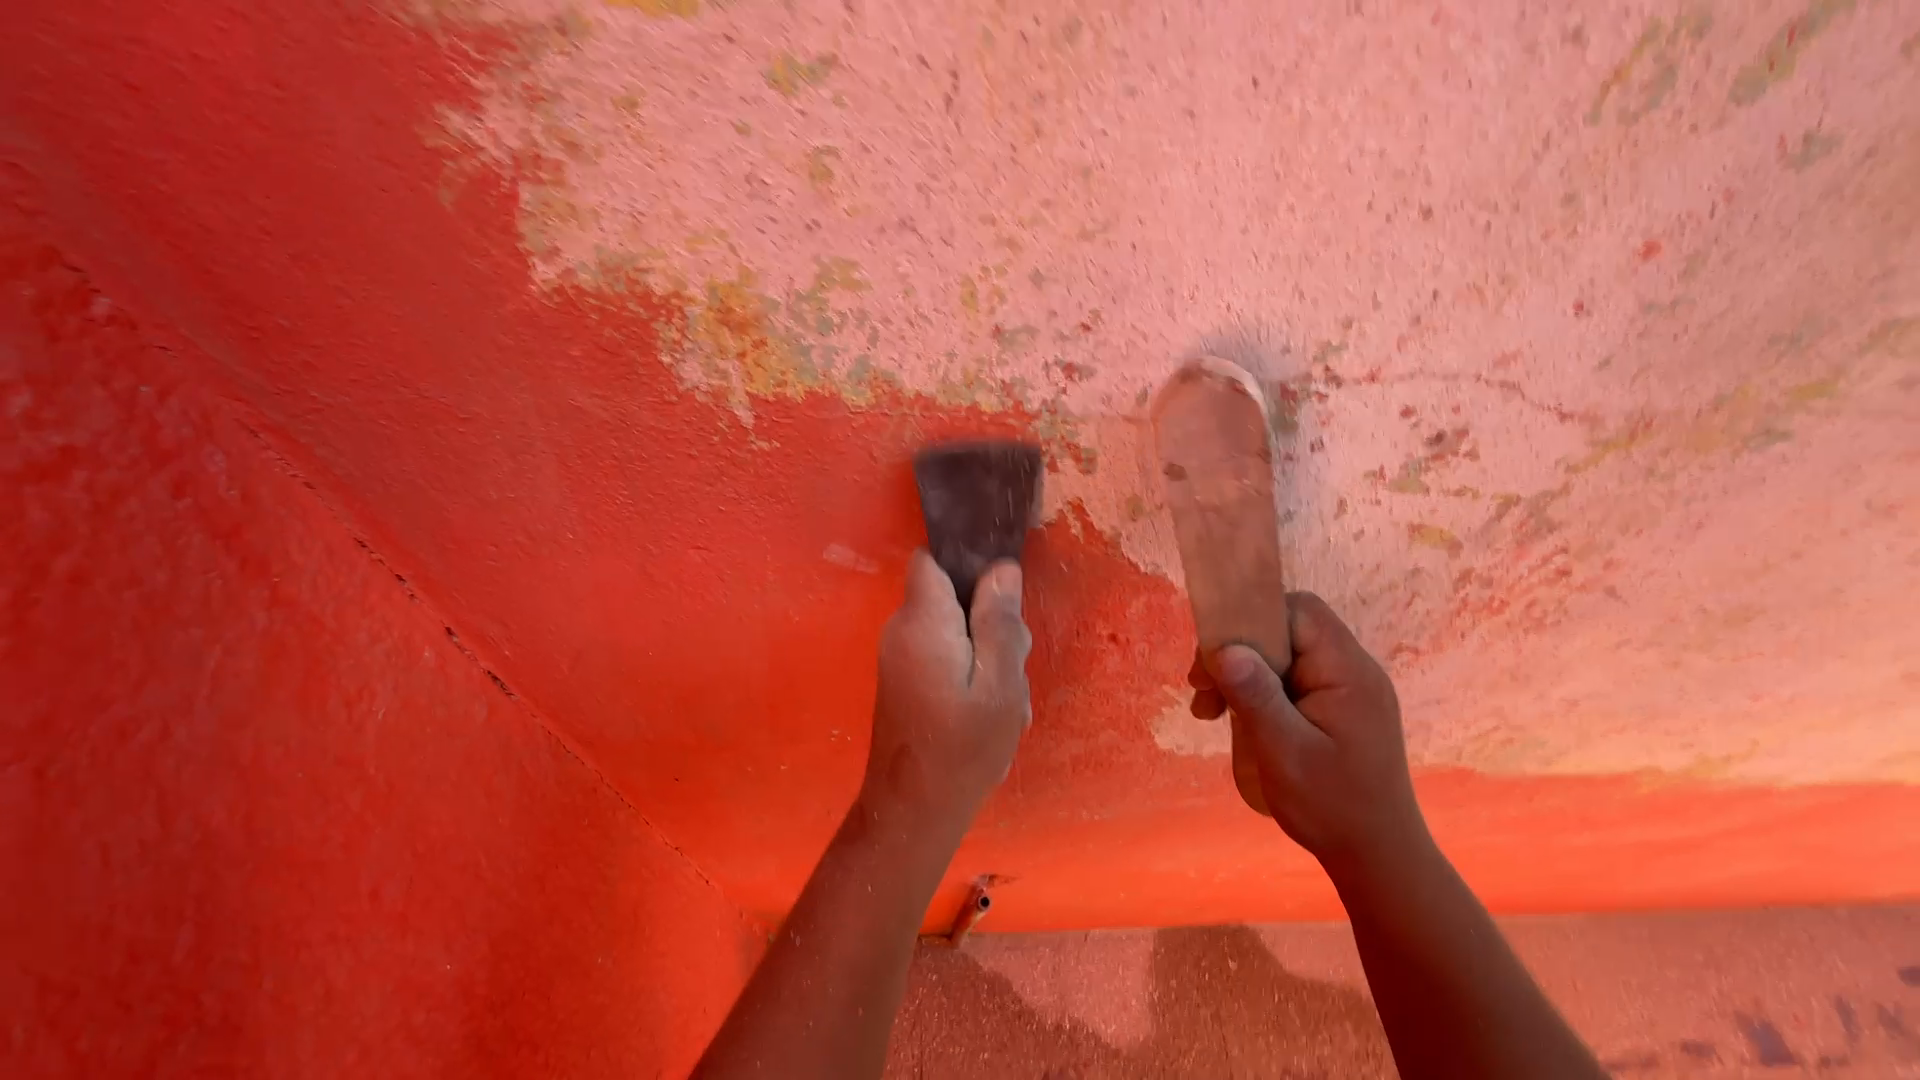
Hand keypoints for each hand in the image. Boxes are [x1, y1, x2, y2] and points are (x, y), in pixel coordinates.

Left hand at [861, 549, 1032, 835]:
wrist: (913, 811)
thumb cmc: (963, 748)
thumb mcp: (1000, 683)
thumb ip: (1000, 622)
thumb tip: (1002, 568)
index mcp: (922, 621)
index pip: (931, 559)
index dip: (967, 561)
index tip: (1003, 590)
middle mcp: (901, 631)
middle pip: (950, 596)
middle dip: (988, 618)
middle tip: (1010, 664)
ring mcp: (899, 658)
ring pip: (953, 629)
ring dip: (984, 653)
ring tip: (1003, 698)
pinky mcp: (904, 681)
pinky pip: (943, 655)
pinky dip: (969, 673)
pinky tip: (986, 711)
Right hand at [1187, 592, 1427, 872]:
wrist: (1377, 857)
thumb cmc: (1332, 807)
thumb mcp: (1285, 753)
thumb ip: (1257, 697)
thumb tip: (1225, 649)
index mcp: (1348, 671)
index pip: (1299, 612)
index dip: (1251, 621)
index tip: (1214, 659)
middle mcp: (1351, 669)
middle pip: (1287, 629)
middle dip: (1238, 651)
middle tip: (1202, 692)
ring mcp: (1345, 689)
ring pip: (1283, 655)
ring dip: (1241, 673)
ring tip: (1209, 710)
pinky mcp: (1336, 707)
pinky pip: (1290, 679)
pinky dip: (1257, 690)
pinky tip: (1233, 717)